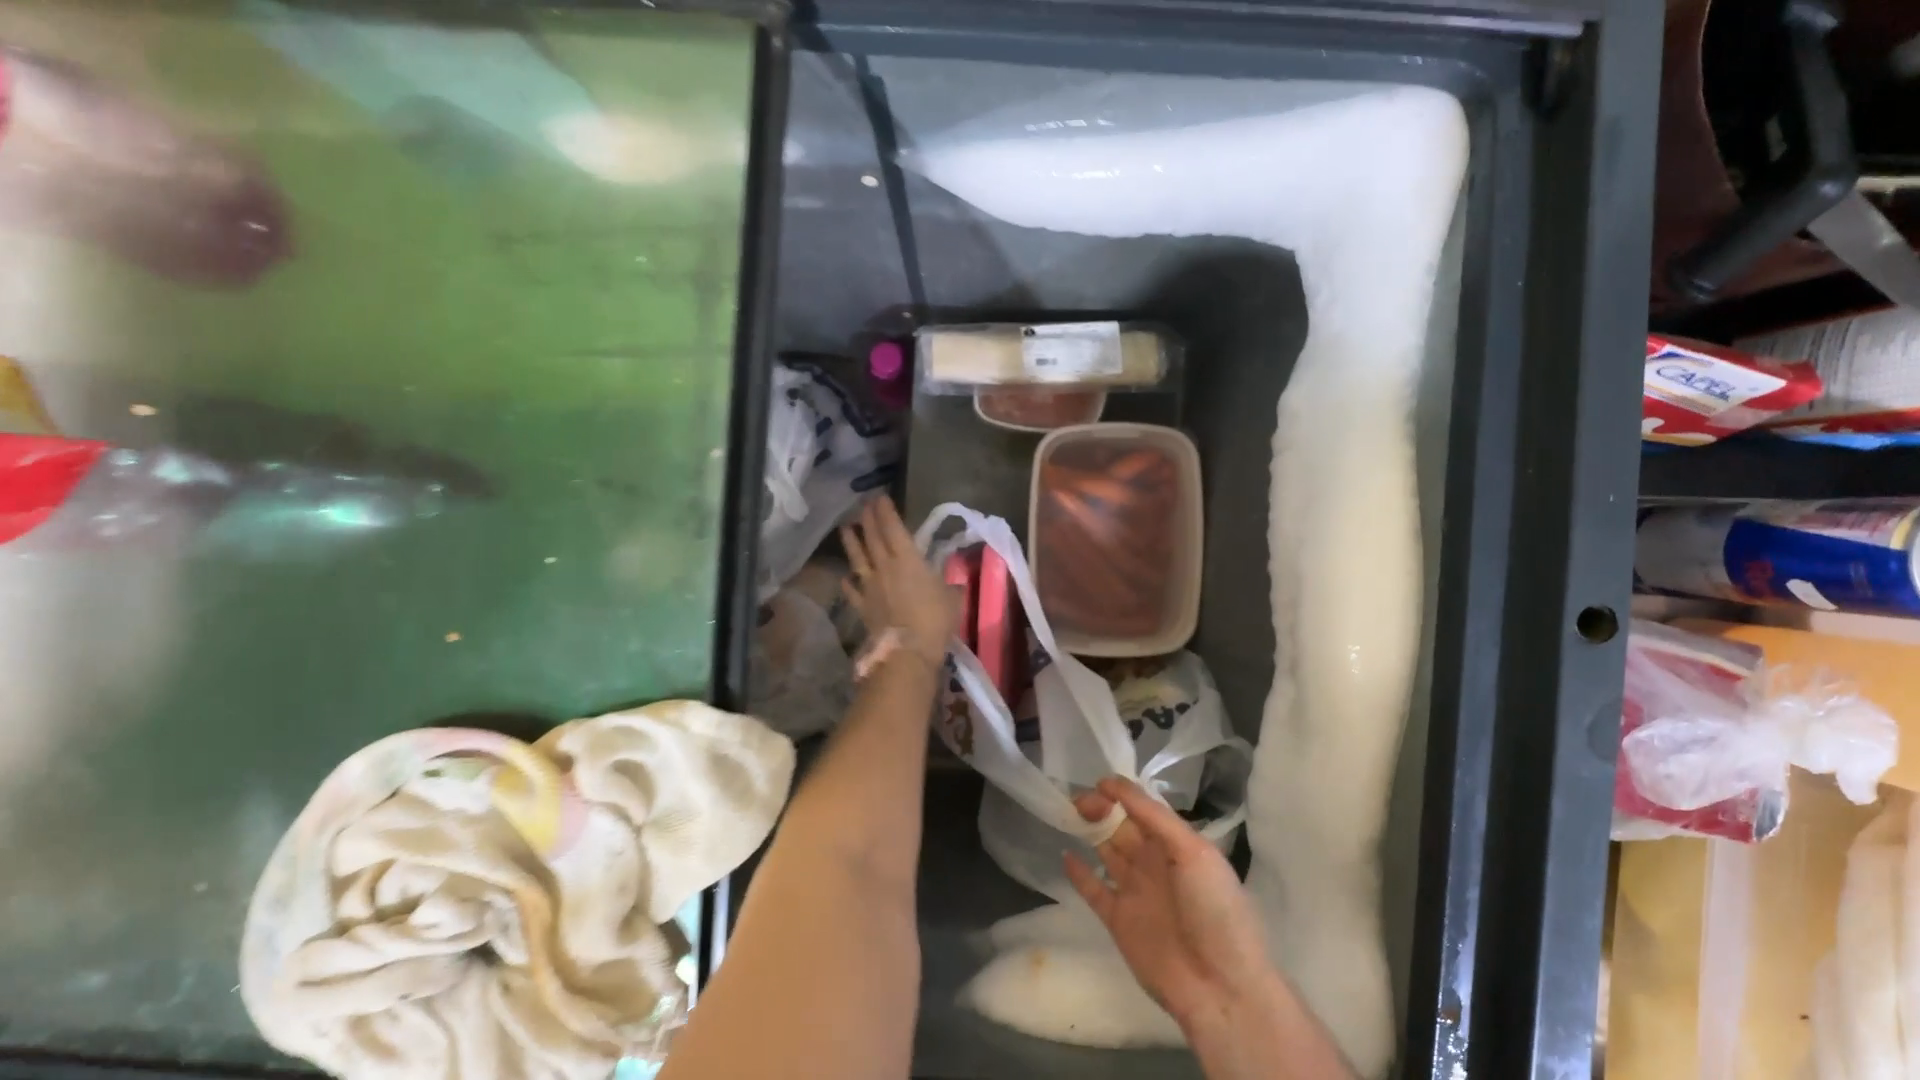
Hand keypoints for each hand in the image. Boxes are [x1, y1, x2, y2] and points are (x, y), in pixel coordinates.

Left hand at [839, 496, 956, 666]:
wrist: (908, 651)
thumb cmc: (935, 620)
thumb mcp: (953, 599)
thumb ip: (949, 587)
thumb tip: (951, 584)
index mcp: (908, 559)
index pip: (894, 528)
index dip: (886, 511)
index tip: (880, 497)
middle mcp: (885, 567)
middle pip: (874, 538)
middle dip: (868, 519)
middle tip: (863, 505)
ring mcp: (871, 587)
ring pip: (858, 559)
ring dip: (851, 542)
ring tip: (845, 528)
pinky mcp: (863, 607)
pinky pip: (853, 591)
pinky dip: (849, 583)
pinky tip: (845, 578)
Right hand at [1064, 776, 1283, 1033]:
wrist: (1221, 985)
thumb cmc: (1216, 910)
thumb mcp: (1194, 853)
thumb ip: (1156, 819)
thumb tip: (1117, 786)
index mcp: (1179, 846)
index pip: (1146, 810)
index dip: (1123, 794)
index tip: (1098, 782)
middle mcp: (1156, 864)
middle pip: (1123, 827)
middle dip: (1102, 808)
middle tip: (1080, 800)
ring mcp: (1136, 892)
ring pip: (1108, 852)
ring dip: (1090, 832)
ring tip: (1068, 813)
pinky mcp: (1118, 920)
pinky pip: (1094, 890)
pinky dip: (1079, 873)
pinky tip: (1066, 854)